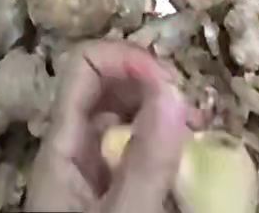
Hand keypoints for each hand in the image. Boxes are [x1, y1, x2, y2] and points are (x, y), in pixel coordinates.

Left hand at [24, 42, 189, 212]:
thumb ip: (144, 160)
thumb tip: (173, 88)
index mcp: (60, 144)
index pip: (84, 65)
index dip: (126, 59)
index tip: (170, 81)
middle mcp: (74, 151)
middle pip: (108, 88)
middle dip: (150, 83)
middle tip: (192, 106)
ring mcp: (93, 176)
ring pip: (126, 121)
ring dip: (161, 113)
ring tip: (198, 128)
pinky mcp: (113, 199)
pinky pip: (137, 158)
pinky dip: (164, 150)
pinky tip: (190, 160)